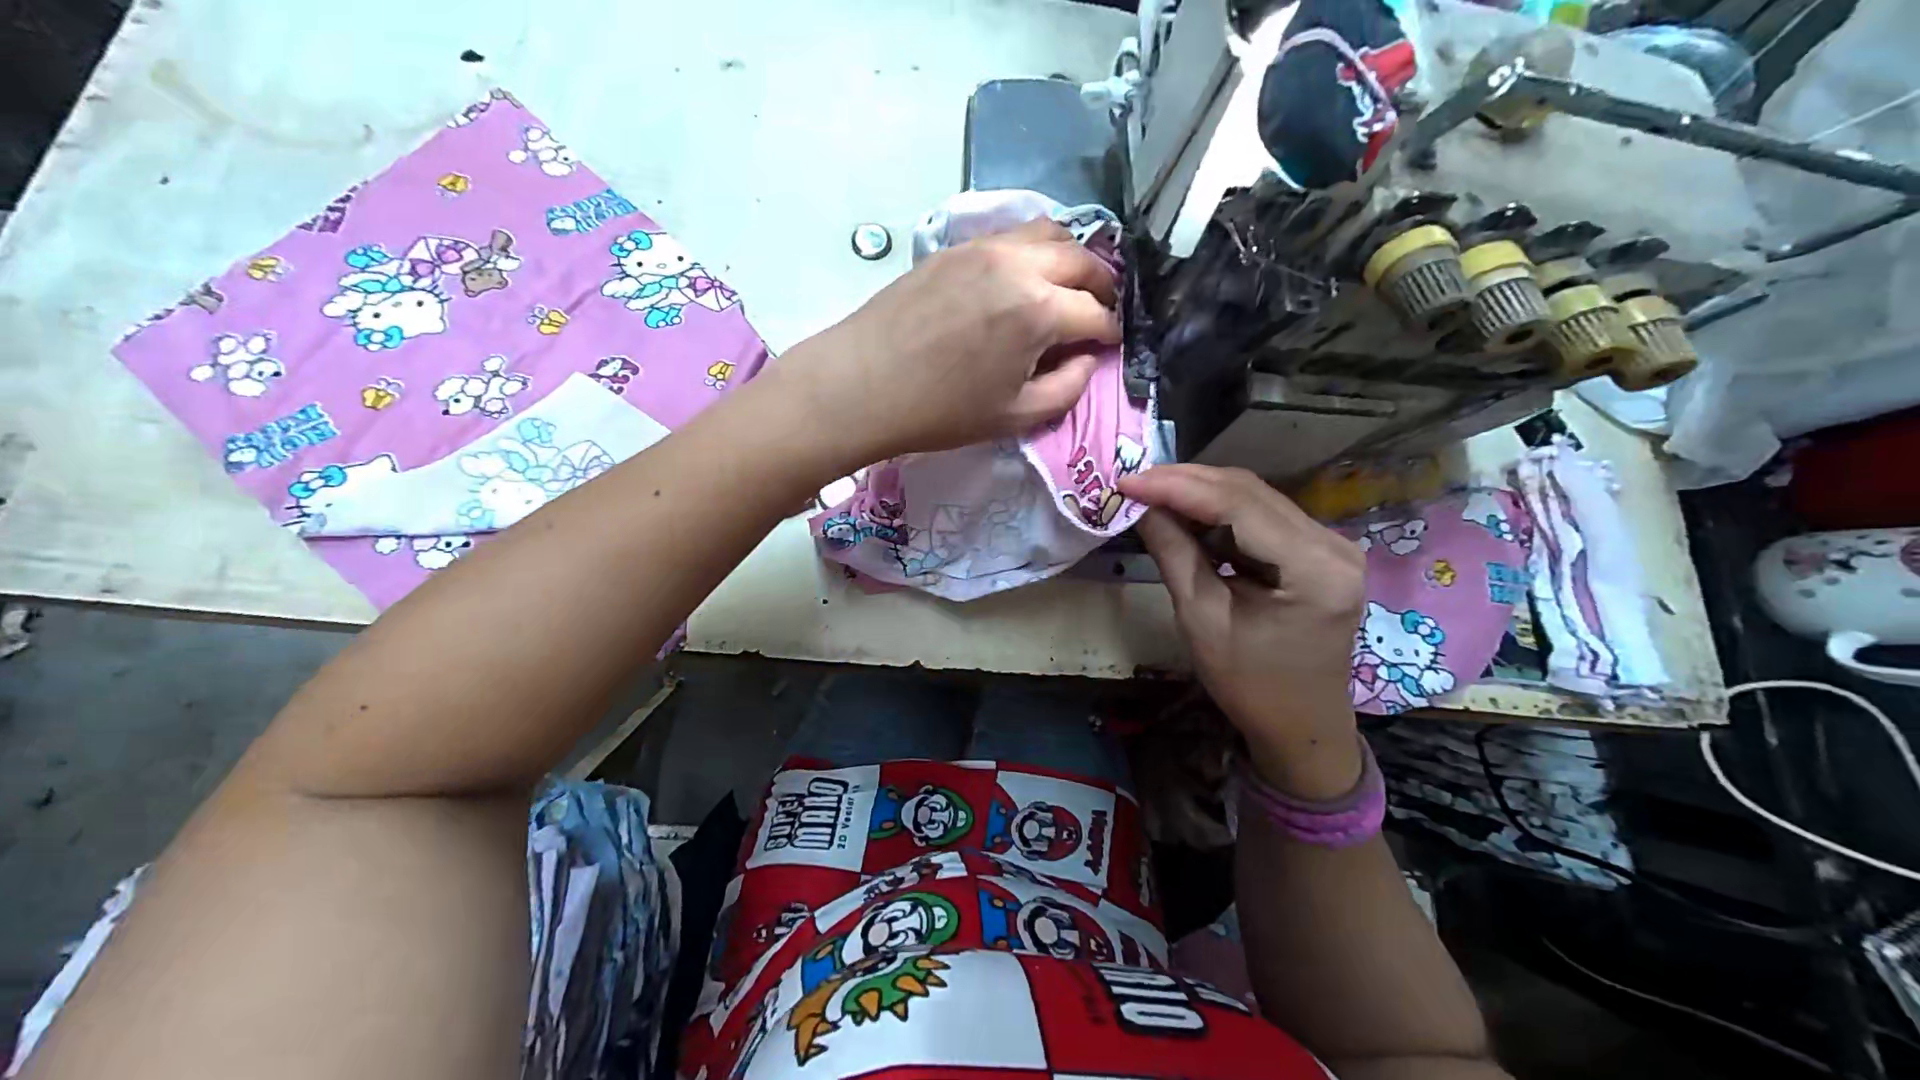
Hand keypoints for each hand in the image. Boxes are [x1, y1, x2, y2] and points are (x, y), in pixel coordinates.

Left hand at [770, 219, 1119, 467]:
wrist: (862, 384)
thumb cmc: (940, 411)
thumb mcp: (1016, 415)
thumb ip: (1068, 388)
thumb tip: (1087, 357)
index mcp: (1040, 309)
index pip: (1096, 313)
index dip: (1110, 333)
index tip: (1108, 346)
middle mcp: (1020, 265)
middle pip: (1083, 259)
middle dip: (1102, 287)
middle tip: (1099, 312)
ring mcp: (984, 248)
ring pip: (1049, 232)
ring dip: (1071, 257)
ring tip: (1067, 286)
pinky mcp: (954, 247)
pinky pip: (1010, 235)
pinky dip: (1033, 250)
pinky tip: (1023, 278)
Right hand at [1117, 465, 1367, 798]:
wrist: (1300, 724)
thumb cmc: (1250, 684)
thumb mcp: (1201, 619)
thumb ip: (1174, 553)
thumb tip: (1140, 504)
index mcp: (1314, 568)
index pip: (1237, 505)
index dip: (1177, 487)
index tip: (1127, 480)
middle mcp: (1333, 544)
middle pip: (1249, 492)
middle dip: (1186, 482)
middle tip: (1133, 482)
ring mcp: (1330, 544)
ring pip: (1254, 498)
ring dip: (1199, 493)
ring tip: (1150, 493)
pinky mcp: (1318, 550)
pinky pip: (1261, 516)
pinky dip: (1218, 512)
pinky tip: (1183, 513)